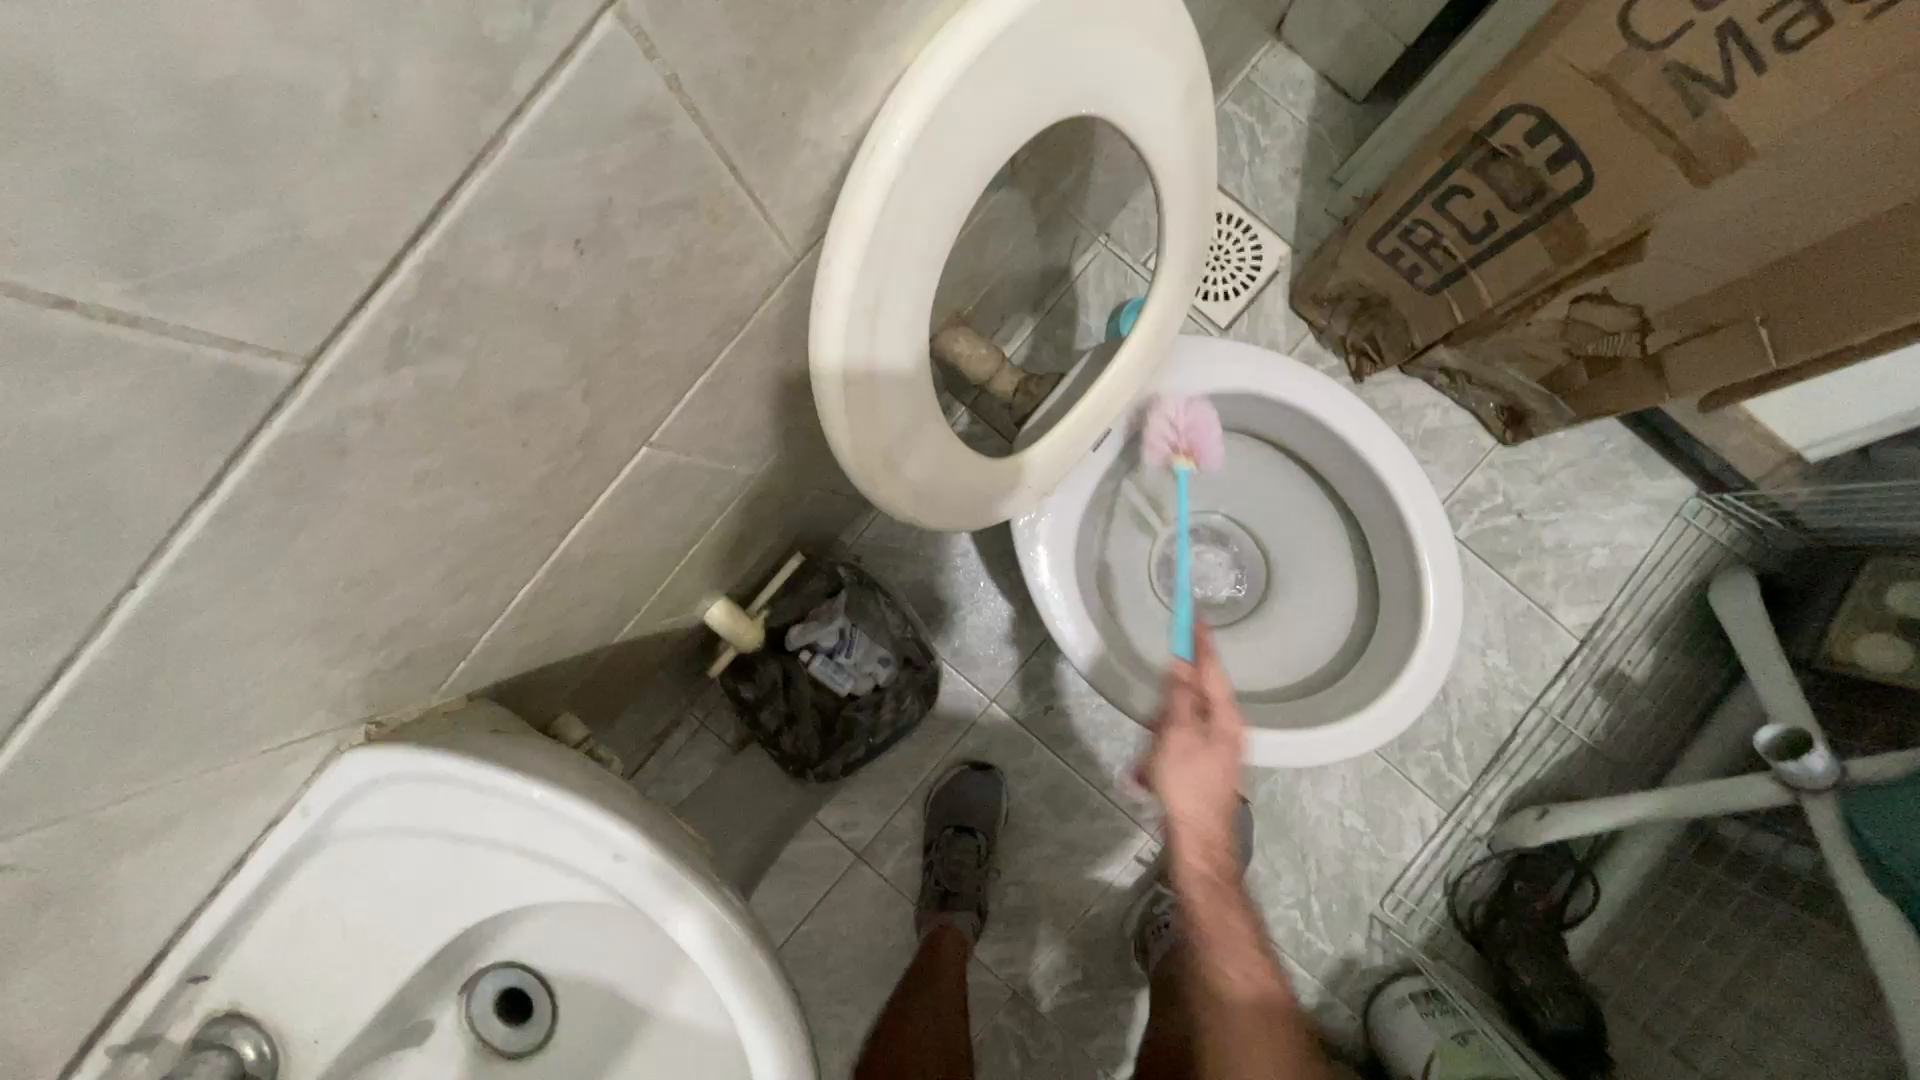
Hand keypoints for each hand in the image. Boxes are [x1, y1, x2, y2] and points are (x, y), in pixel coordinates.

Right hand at [1138, 625, 1245, 868]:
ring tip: (1147, 766)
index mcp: (1225, 717)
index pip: (1211, 668)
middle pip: (1192, 698)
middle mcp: (1227, 729)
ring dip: (1158, 739)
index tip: (1196, 614)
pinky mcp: (1205, 767)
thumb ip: (1179, 696)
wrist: (1199, 842)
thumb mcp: (1176, 734)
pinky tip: (1149, 777)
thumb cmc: (1187, 785)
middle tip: (1152, 731)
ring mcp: (1218, 750)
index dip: (1201, 641)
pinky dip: (1161, 756)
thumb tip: (1182, 661)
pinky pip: (1179, 747)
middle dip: (1165, 710)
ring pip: (1181, 725)